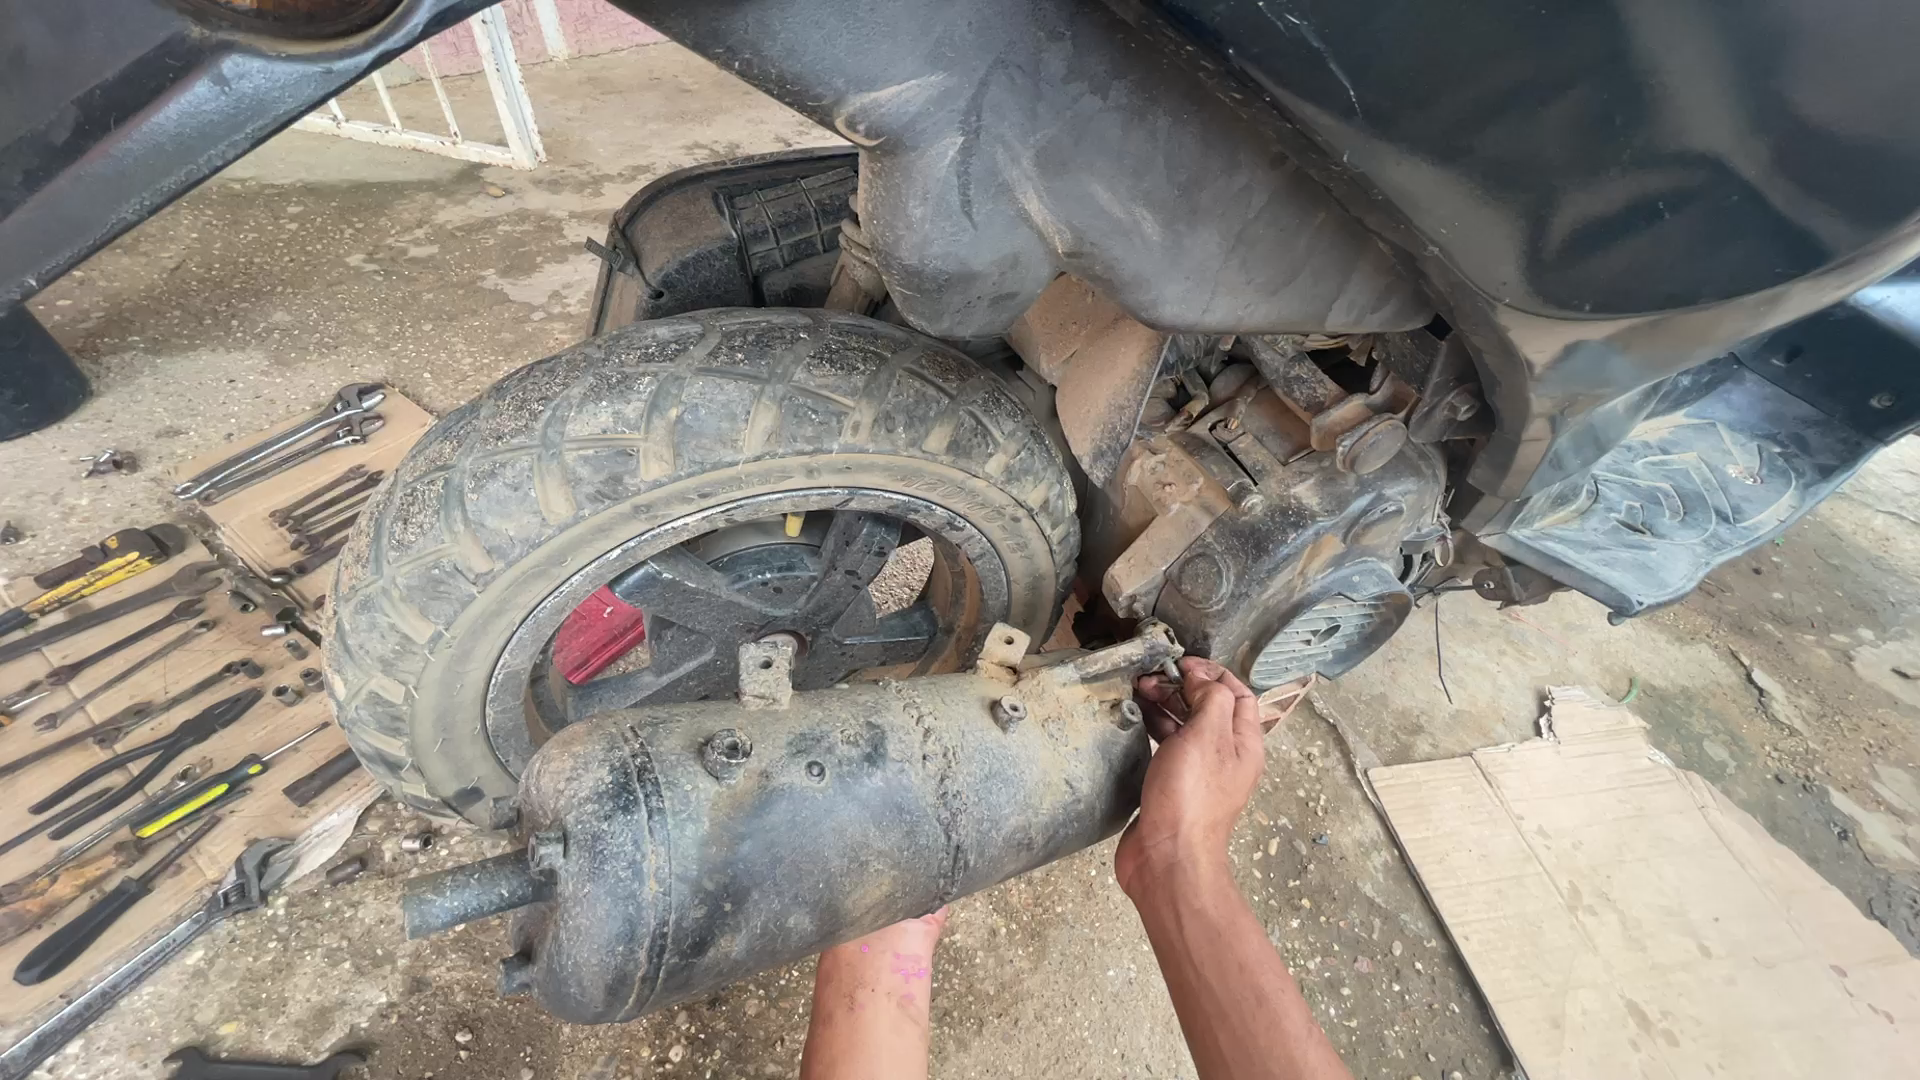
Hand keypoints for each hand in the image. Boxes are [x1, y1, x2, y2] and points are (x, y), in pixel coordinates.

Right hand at [1114, 657, 1265, 898]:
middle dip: (1182, 685)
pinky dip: (1153, 724)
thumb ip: (1209, 699)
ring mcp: (1197, 769)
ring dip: (1164, 702)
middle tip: (1150, 677)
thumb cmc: (1190, 795)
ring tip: (1137, 690)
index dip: (1212, 672)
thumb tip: (1200, 677)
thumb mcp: (1207, 737)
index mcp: (1244, 743)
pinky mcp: (1171, 782)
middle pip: (1208, 706)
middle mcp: (1225, 754)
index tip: (1180, 663)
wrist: (1167, 857)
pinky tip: (1134, 717)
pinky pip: (1166, 743)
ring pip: (1185, 723)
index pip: (1238, 693)